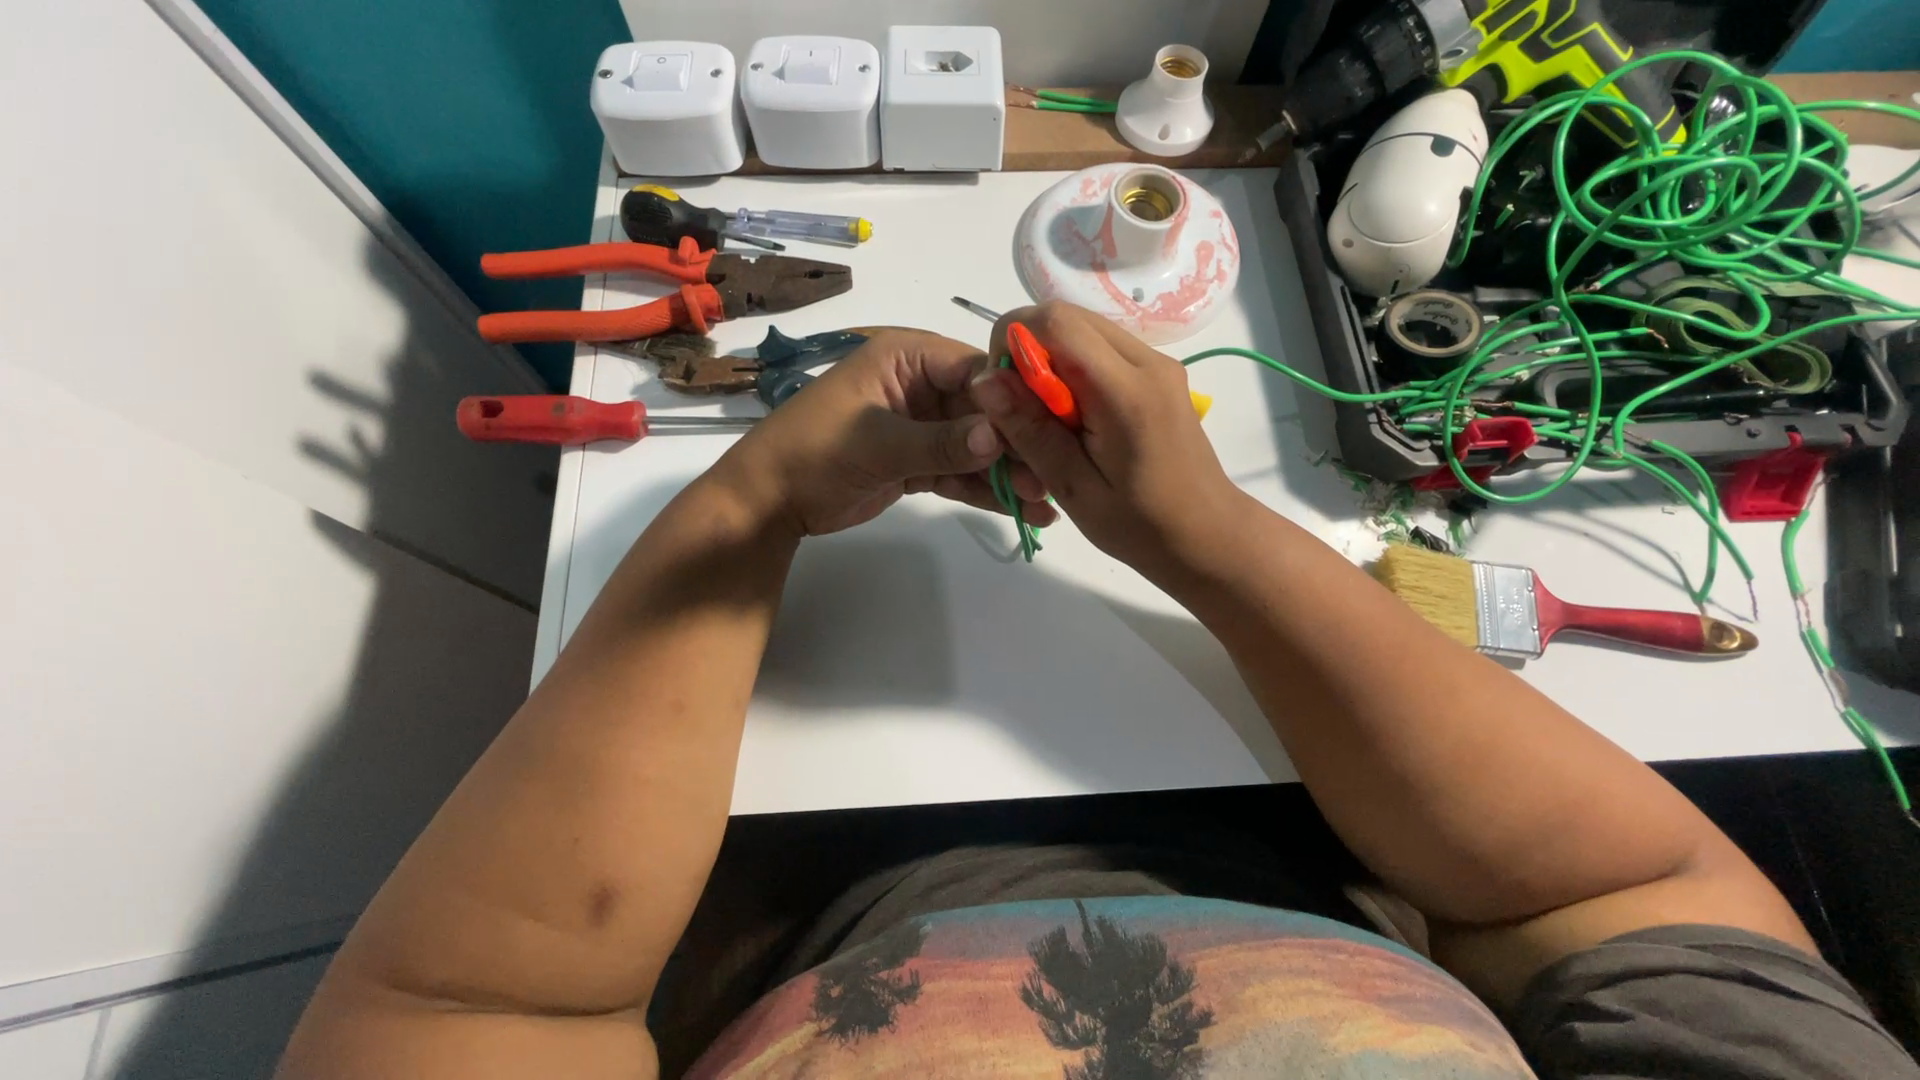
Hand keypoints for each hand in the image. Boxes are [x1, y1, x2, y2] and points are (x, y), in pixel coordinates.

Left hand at [708, 330, 1058, 536]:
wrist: (771, 501)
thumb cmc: (815, 451)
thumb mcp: (879, 443)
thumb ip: (941, 442)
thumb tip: (1000, 438)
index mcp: (906, 358)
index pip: (974, 368)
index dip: (1014, 396)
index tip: (1053, 425)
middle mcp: (920, 386)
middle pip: (982, 410)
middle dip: (1016, 443)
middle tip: (1053, 473)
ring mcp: (920, 426)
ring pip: (975, 446)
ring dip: (1007, 472)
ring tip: (1046, 501)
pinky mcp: (918, 462)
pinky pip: (960, 472)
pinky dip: (985, 491)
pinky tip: (1024, 511)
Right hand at [971, 303, 1241, 572]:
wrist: (1207, 535)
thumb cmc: (1139, 526)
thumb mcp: (1073, 488)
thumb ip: (1030, 430)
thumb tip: (984, 379)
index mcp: (1125, 392)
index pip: (1055, 323)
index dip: (1012, 341)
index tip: (1001, 392)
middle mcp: (1147, 361)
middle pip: (1067, 317)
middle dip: (1026, 351)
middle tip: (1017, 410)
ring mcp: (1157, 362)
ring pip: (1082, 329)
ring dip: (1048, 360)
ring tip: (1045, 419)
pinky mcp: (1158, 372)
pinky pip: (1101, 348)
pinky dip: (1072, 369)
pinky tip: (1073, 419)